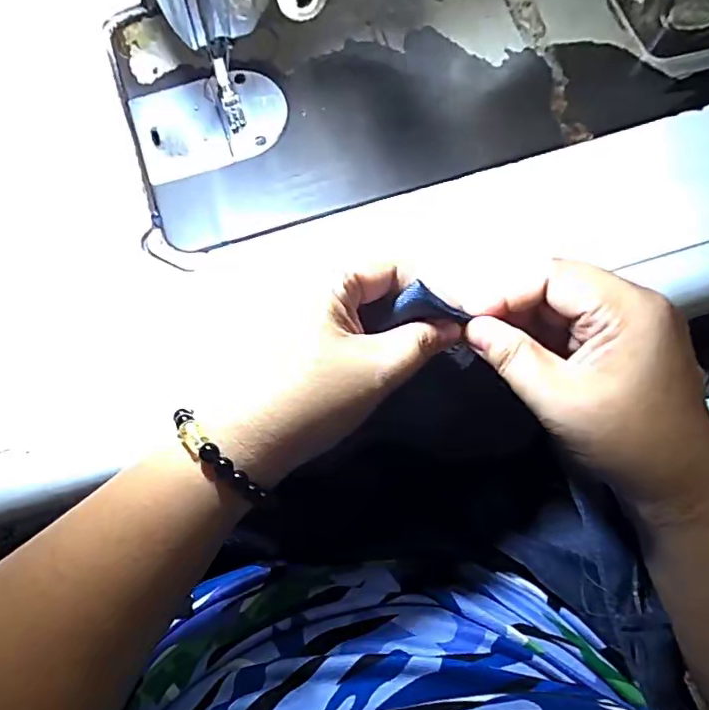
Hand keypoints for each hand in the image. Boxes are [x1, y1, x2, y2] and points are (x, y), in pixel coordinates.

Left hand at [205, 265, 459, 486]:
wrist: (247, 444)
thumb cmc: (314, 400)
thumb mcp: (378, 369)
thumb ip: (423, 340)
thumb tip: (452, 325)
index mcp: (330, 280)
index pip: (396, 265)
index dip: (433, 288)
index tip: (462, 318)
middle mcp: (314, 286)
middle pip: (380, 285)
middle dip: (416, 310)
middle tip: (444, 341)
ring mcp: (304, 314)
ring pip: (365, 310)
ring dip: (395, 328)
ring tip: (419, 355)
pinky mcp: (300, 340)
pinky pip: (348, 329)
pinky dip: (373, 341)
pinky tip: (385, 364)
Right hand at [457, 260, 708, 521]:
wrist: (677, 482)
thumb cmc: (630, 444)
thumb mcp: (559, 399)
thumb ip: (513, 357)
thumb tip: (476, 329)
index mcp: (629, 308)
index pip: (553, 275)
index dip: (504, 290)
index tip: (468, 313)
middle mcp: (635, 305)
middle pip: (558, 285)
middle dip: (510, 304)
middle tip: (470, 324)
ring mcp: (631, 325)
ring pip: (563, 307)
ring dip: (523, 321)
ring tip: (484, 337)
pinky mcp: (622, 346)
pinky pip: (574, 329)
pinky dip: (541, 338)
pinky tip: (513, 349)